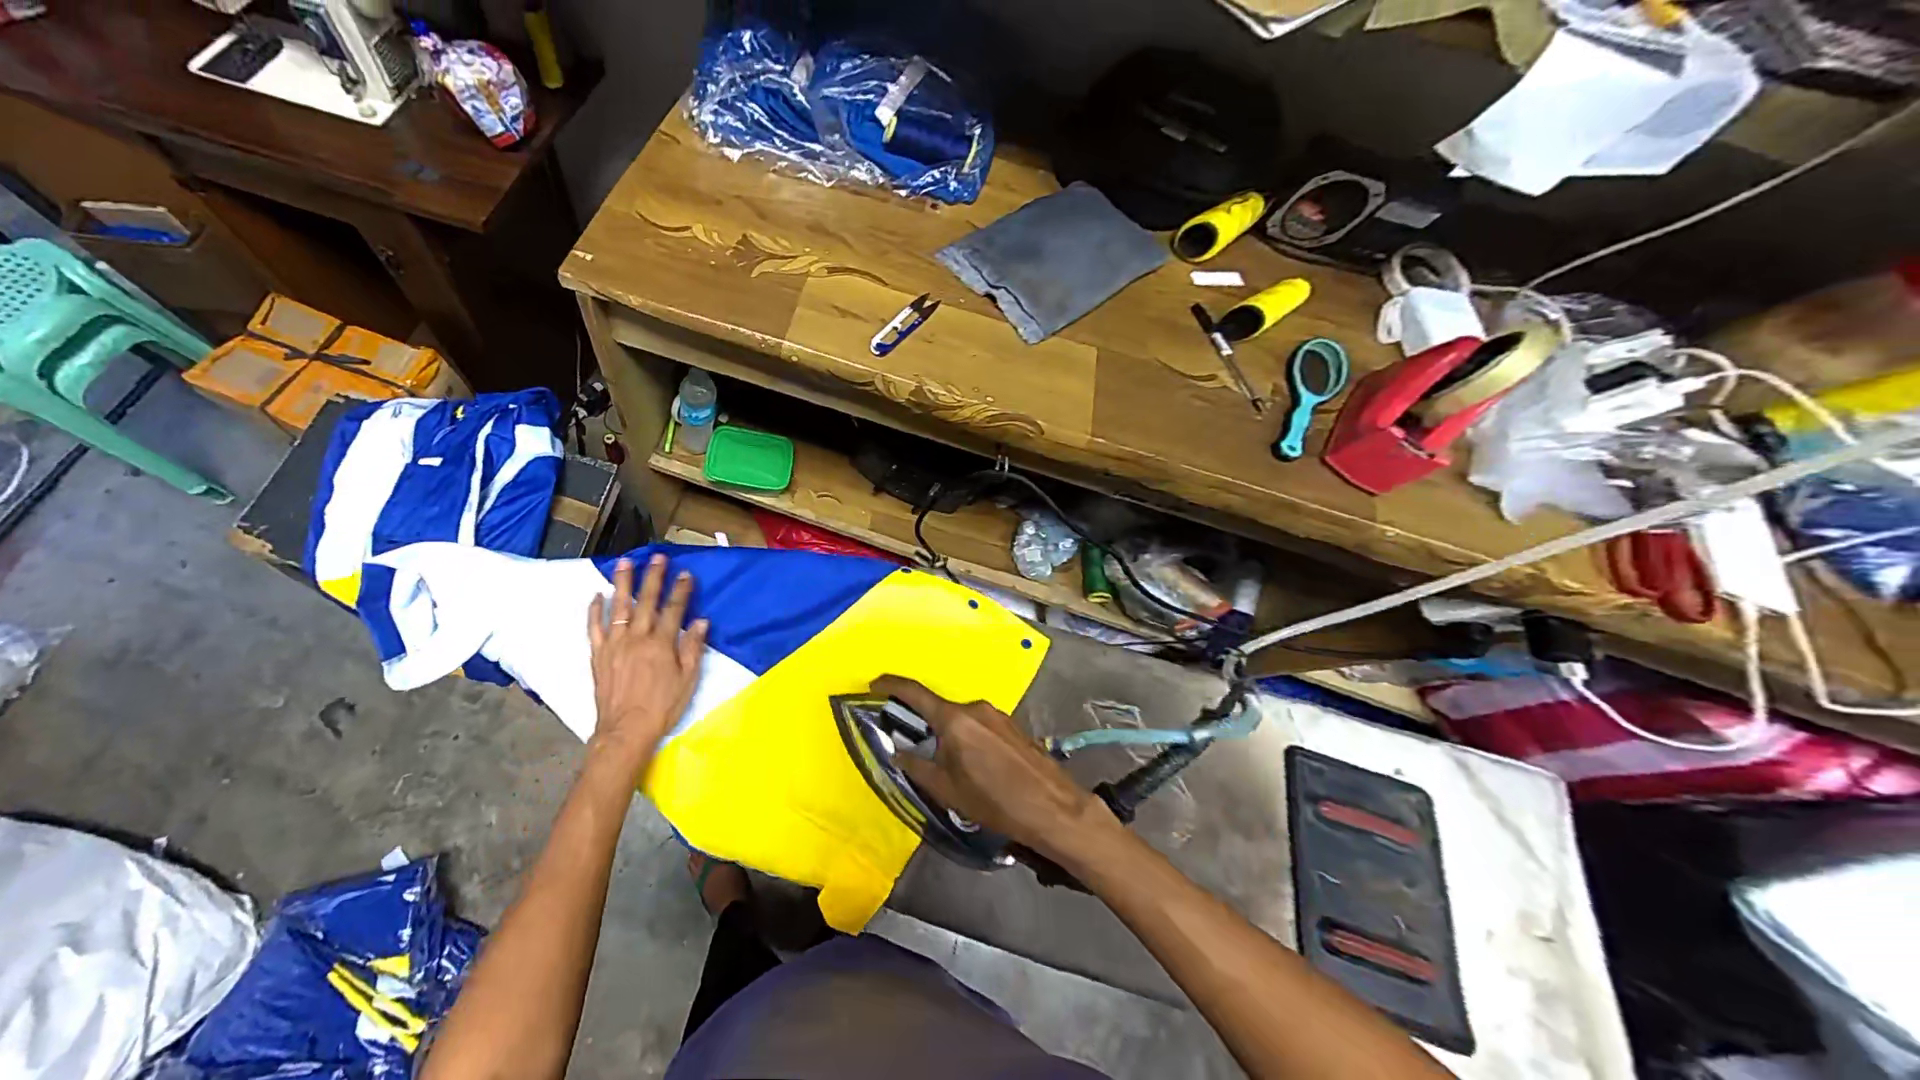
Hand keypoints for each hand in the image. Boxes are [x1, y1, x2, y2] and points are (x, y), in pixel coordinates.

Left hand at [587, 555, 707, 773]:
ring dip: (622, 583)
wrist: (626, 729)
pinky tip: (596, 595)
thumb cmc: (662, 706)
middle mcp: (637, 638)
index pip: (674, 609)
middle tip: (657, 557)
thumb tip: (701, 622)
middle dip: (653, 577)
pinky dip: (595, 610)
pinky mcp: (598, 654)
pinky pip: (594, 627)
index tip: (686, 574)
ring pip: (619, 607)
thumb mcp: (687, 679)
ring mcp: (614, 644)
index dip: (681, 590)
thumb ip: (693, 649)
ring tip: (624, 563)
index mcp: (661, 644)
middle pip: (647, 601)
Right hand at [872, 675, 1117, 863]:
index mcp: (955, 719)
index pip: (915, 693)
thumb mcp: (947, 790)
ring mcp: (998, 715)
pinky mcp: (1013, 726)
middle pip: (940, 710)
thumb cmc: (994, 801)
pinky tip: (975, 767)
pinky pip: (980, 726)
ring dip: (949, 736)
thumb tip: (898, 751)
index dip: (892, 686)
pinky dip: (968, 739)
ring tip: (950, 768)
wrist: (1052, 808)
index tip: (875, 685)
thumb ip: (917, 766)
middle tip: (914, 749)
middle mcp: (976, 708)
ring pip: (961, 719)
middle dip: (924, 725)